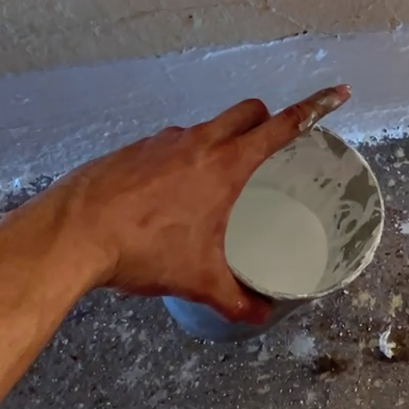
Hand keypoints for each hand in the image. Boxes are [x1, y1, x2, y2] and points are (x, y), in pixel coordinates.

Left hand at [36, 85, 351, 323]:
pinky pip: (170, 143)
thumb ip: (234, 297)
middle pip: (249, 110)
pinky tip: (163, 195)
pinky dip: (180, 157)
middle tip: (268, 148)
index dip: (316, 107)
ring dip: (219, 141)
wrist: (69, 235)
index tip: (339, 93)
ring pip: (208, 126)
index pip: (284, 125)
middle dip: (266, 120)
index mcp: (229, 163)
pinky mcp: (134, 149)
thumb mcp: (196, 278)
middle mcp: (202, 141)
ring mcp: (165, 140)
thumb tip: (261, 316)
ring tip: (210, 183)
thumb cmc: (144, 249)